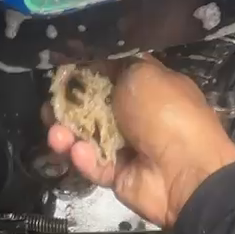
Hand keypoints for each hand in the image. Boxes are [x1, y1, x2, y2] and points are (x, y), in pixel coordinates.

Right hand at [47, 58, 234, 228]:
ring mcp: (126, 146)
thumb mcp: (142, 73)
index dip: (83, 73)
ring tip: (56, 134)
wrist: (185, 171)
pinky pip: (93, 163)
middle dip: (66, 107)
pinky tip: (76, 151)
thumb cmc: (165, 112)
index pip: (107, 75)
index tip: (61, 72)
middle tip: (49, 107)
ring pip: (85, 137)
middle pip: (90, 107)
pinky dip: (83, 158)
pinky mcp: (116, 174)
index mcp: (147, 87)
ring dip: (66, 134)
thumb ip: (114, 64)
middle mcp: (135, 115)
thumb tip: (94, 59)